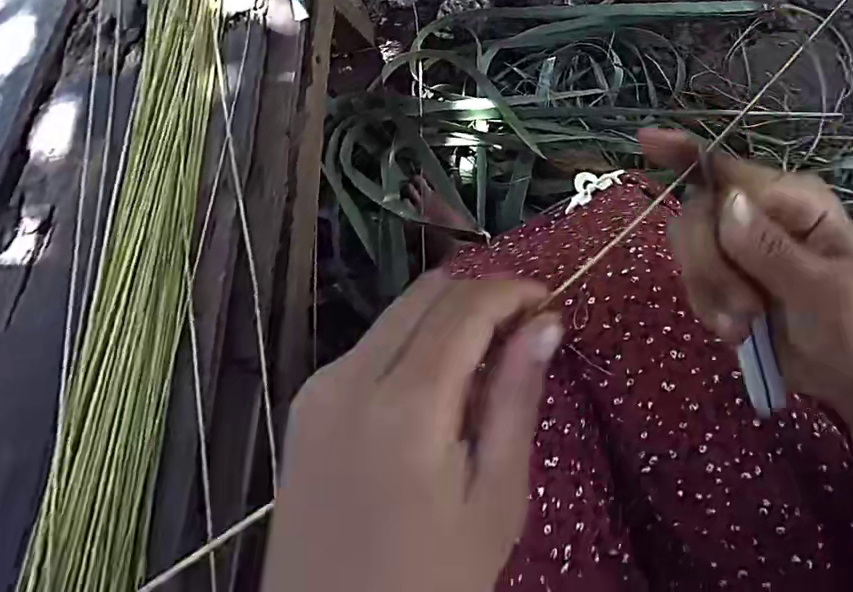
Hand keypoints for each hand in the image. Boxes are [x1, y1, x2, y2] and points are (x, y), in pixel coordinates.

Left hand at [261, 273, 562, 591]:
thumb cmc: (432, 584)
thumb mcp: (494, 500)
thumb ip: (516, 397)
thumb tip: (547, 321)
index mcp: (406, 405)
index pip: (466, 306)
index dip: (512, 290)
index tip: (547, 299)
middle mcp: (352, 377)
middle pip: (429, 292)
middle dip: (482, 292)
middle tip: (523, 322)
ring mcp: (321, 387)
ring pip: (399, 311)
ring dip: (449, 312)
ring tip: (487, 353)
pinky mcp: (305, 404)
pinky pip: (373, 343)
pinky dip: (415, 339)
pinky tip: (439, 382)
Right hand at [641, 128, 852, 523]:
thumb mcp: (827, 294)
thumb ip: (771, 250)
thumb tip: (724, 203)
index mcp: (794, 199)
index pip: (727, 168)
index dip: (683, 152)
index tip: (645, 142)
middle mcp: (762, 212)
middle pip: (697, 212)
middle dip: (708, 264)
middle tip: (742, 312)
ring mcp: (743, 247)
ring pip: (689, 246)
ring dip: (709, 291)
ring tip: (745, 328)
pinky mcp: (731, 279)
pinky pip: (693, 279)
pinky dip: (708, 307)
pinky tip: (739, 333)